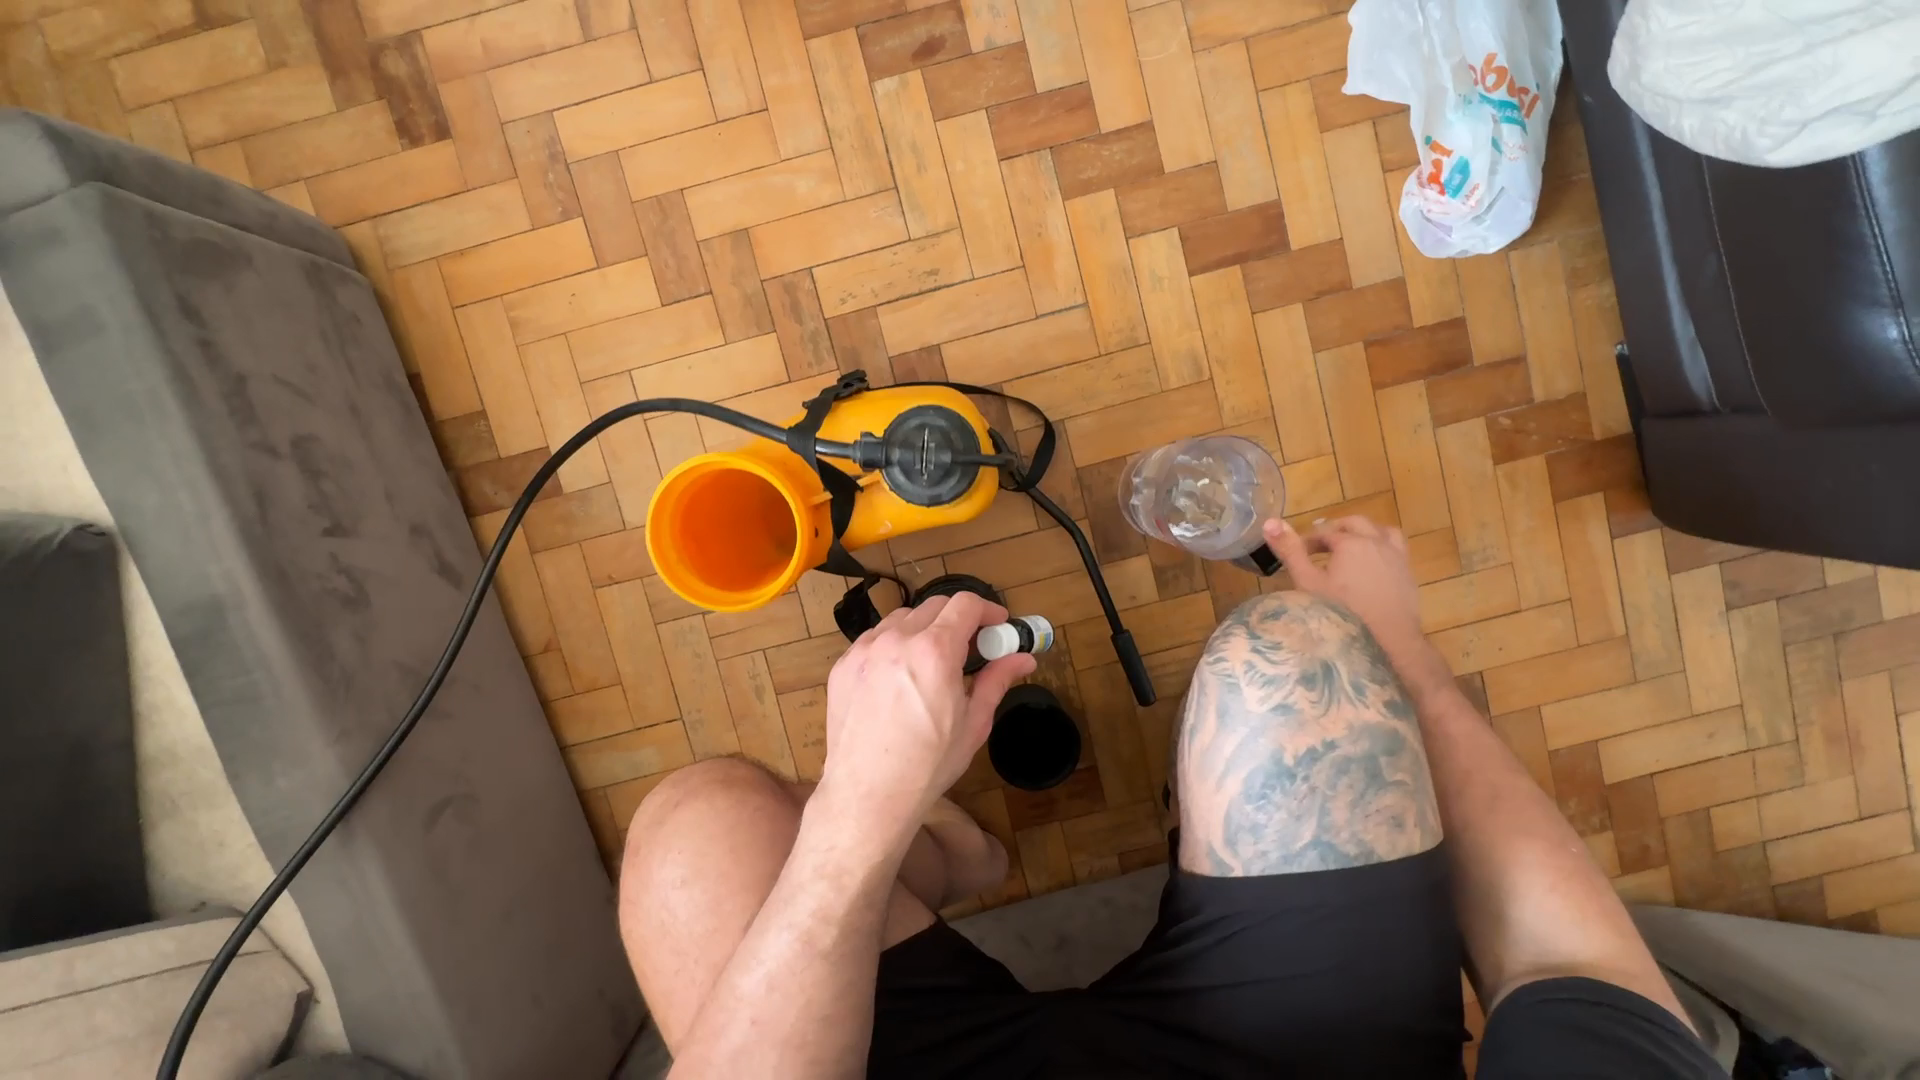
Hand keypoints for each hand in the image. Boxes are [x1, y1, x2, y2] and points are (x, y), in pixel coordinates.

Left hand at [817, 593, 1036, 844]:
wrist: (868, 794)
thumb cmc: (927, 765)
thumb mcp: (973, 723)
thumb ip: (997, 680)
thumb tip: (1024, 658)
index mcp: (934, 652)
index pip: (965, 604)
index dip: (987, 610)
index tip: (997, 624)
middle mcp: (896, 640)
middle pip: (934, 606)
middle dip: (958, 619)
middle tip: (971, 646)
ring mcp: (864, 651)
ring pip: (902, 619)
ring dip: (924, 629)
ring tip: (933, 662)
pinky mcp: (843, 665)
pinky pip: (874, 639)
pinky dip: (893, 645)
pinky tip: (900, 676)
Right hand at [1263, 515, 1424, 656]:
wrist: (1389, 638)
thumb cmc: (1343, 611)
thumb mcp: (1308, 582)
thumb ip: (1290, 551)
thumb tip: (1269, 522)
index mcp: (1351, 542)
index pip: (1325, 531)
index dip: (1309, 540)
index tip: (1297, 553)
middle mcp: (1376, 542)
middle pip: (1355, 523)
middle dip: (1335, 530)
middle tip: (1320, 547)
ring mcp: (1396, 556)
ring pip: (1381, 531)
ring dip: (1364, 534)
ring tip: (1350, 548)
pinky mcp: (1408, 572)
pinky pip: (1395, 548)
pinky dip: (1380, 548)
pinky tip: (1371, 567)